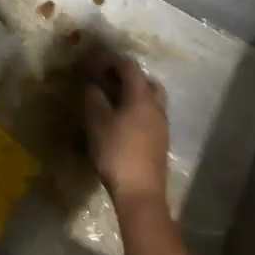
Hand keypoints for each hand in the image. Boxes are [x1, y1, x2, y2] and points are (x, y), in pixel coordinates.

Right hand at [83, 52, 170, 204]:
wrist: (141, 193)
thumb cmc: (116, 152)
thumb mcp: (97, 122)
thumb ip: (94, 98)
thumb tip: (93, 84)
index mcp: (141, 97)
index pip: (129, 67)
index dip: (110, 61)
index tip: (92, 63)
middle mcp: (156, 107)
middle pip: (145, 80)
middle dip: (126, 76)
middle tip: (106, 80)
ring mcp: (161, 125)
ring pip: (150, 98)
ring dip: (133, 93)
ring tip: (112, 99)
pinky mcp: (161, 140)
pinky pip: (150, 113)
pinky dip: (137, 107)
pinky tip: (121, 119)